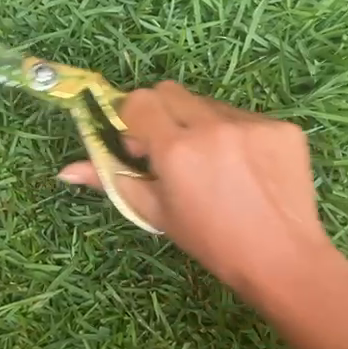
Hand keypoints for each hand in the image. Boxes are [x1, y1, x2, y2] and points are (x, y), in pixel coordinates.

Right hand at [59, 82, 347, 348]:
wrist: (280, 257)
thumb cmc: (207, 239)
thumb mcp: (154, 211)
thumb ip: (109, 180)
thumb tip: (65, 171)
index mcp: (176, 150)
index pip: (138, 101)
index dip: (131, 119)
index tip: (139, 144)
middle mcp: (212, 128)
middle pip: (169, 92)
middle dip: (161, 114)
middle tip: (170, 150)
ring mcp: (252, 124)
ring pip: (206, 103)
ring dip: (197, 123)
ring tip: (212, 163)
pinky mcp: (283, 127)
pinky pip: (242, 116)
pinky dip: (233, 133)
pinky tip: (242, 166)